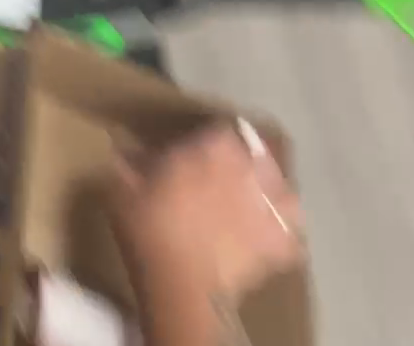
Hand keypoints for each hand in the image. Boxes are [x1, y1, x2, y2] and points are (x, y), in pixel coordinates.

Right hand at [111, 121, 303, 303]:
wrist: (179, 282)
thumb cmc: (145, 227)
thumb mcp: (122, 186)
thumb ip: (129, 161)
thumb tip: (121, 141)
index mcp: (202, 157)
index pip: (220, 130)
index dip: (214, 130)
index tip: (202, 134)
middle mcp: (239, 177)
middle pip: (256, 155)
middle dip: (247, 152)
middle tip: (232, 157)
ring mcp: (263, 212)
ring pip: (281, 188)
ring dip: (273, 183)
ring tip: (262, 185)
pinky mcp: (276, 245)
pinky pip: (291, 228)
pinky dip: (286, 223)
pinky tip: (277, 223)